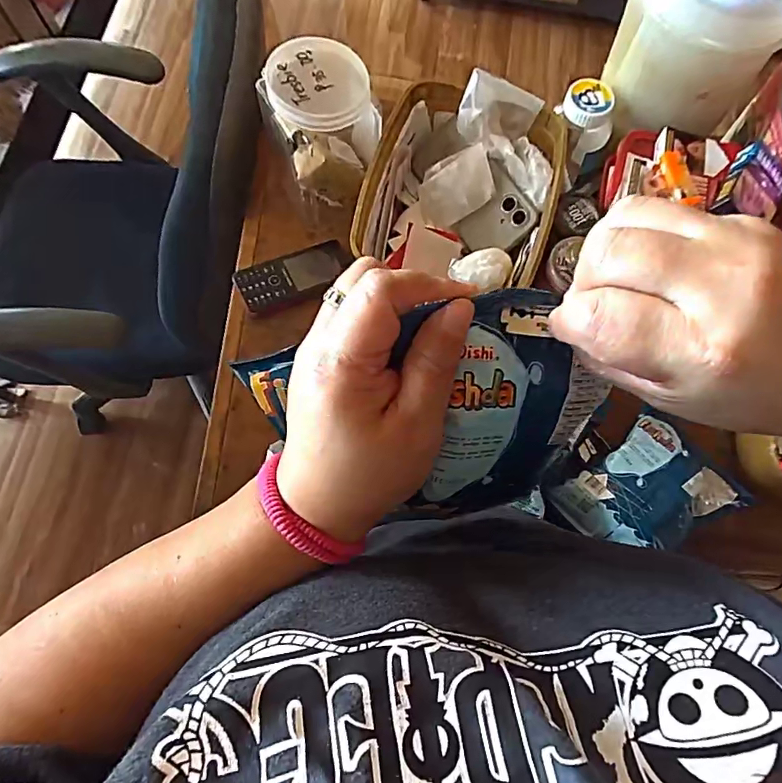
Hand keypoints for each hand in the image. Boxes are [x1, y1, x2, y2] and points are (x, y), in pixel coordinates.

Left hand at [274, 261, 475, 541]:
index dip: (429, 284)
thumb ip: (436, 361)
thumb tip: (458, 308)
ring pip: (356, 292)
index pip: (381, 288)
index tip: (467, 300)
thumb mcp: (418, 425)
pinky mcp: (319, 357)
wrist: (316, 505)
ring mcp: (314, 347)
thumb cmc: (371, 474)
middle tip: (450, 315)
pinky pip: (353, 316)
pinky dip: (385, 319)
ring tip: (432, 331)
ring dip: (399, 301)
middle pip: (363, 277)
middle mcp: (319, 341)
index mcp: (342, 359)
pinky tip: (407, 349)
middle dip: (413, 286)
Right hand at [549, 197, 781, 448]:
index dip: (571, 319)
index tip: (569, 327)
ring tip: (617, 280)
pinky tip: (657, 267)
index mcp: (704, 351)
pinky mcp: (746, 218)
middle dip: (582, 278)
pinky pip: (667, 211)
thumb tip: (574, 326)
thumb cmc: (767, 399)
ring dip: (605, 247)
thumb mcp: (685, 404)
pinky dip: (643, 238)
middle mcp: (720, 284)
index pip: (603, 315)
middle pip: (611, 250)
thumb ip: (621, 365)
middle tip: (593, 305)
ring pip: (631, 213)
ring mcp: (737, 240)